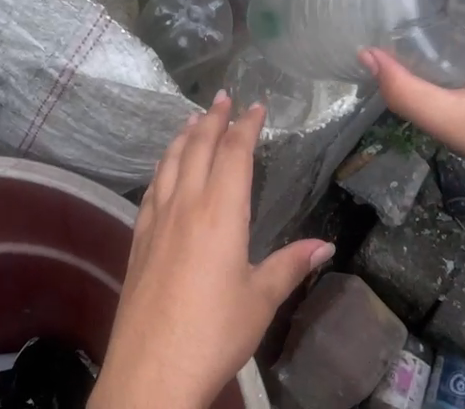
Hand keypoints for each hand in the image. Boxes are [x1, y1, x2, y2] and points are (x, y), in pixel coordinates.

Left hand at [89, 92, 334, 408]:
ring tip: (193, 119)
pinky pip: (152, 186)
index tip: (256, 106)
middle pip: (198, 147)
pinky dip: (162, 165)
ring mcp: (157, 218)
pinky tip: (164, 168)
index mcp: (220, 212)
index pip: (234, 153)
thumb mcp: (261, 301)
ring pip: (170, 161)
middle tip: (224, 97)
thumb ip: (290, 266)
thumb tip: (325, 245)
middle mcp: (186, 204)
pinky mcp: (138, 237)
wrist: (152, 368)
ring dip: (184, 135)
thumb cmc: (215, 332)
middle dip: (213, 119)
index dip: (246, 126)